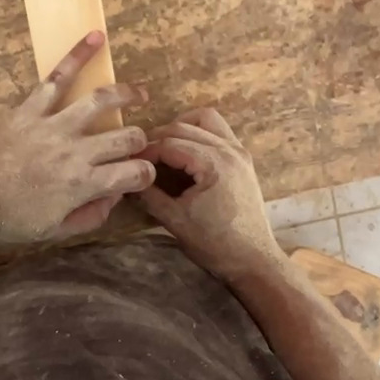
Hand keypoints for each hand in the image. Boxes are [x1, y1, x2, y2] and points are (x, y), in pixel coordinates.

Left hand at [0, 31, 154, 242]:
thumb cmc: (7, 219)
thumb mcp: (54, 230)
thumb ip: (89, 217)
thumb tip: (114, 198)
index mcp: (83, 184)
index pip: (134, 175)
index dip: (145, 174)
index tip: (140, 174)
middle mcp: (76, 152)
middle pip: (126, 138)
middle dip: (139, 140)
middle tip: (135, 141)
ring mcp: (53, 126)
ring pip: (101, 101)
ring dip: (126, 95)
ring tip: (139, 94)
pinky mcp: (30, 109)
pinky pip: (58, 78)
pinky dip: (78, 55)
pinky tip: (97, 37)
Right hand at [136, 108, 283, 280]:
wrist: (252, 259)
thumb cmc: (215, 243)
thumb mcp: (175, 220)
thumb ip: (149, 195)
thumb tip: (126, 181)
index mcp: (213, 163)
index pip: (169, 144)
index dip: (144, 151)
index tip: (127, 162)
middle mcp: (229, 149)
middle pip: (184, 127)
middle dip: (157, 138)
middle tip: (139, 156)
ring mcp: (239, 151)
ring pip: (204, 120)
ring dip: (180, 128)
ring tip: (162, 148)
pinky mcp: (242, 159)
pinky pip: (218, 131)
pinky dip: (198, 134)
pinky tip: (184, 153)